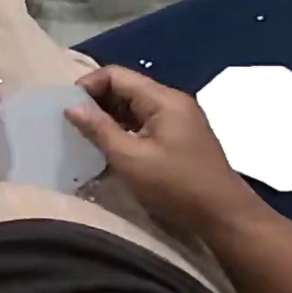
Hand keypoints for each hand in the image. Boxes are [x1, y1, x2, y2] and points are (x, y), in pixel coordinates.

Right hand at [65, 65, 271, 234]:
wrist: (225, 217)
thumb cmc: (176, 186)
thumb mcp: (130, 159)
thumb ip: (99, 129)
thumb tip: (70, 107)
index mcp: (163, 100)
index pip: (115, 75)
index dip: (87, 86)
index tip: (66, 109)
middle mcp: (171, 102)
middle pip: (123, 87)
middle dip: (94, 101)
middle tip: (71, 124)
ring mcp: (176, 118)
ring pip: (130, 105)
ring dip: (105, 116)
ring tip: (84, 135)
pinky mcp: (176, 135)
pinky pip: (141, 120)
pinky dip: (120, 128)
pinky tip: (107, 145)